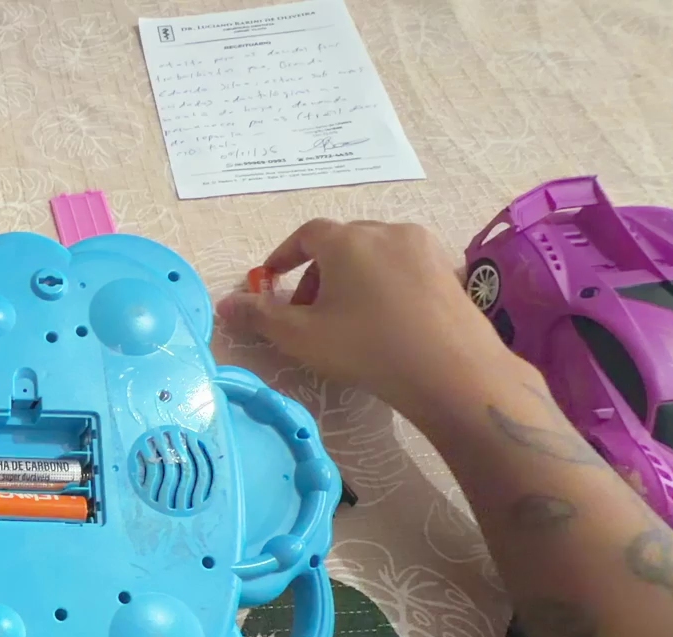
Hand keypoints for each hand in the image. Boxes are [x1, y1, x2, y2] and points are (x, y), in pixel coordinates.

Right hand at [215, 219, 527, 422]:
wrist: (448, 368)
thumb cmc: (363, 346)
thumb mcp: (298, 335)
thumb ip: (258, 316)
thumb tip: (224, 304)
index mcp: (347, 241)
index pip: (306, 234)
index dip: (283, 255)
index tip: (269, 282)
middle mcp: (387, 231)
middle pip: (340, 242)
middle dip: (314, 272)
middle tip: (303, 312)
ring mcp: (422, 247)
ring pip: (371, 253)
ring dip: (346, 278)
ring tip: (339, 318)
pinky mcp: (446, 268)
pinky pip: (399, 266)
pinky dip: (377, 284)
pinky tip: (377, 321)